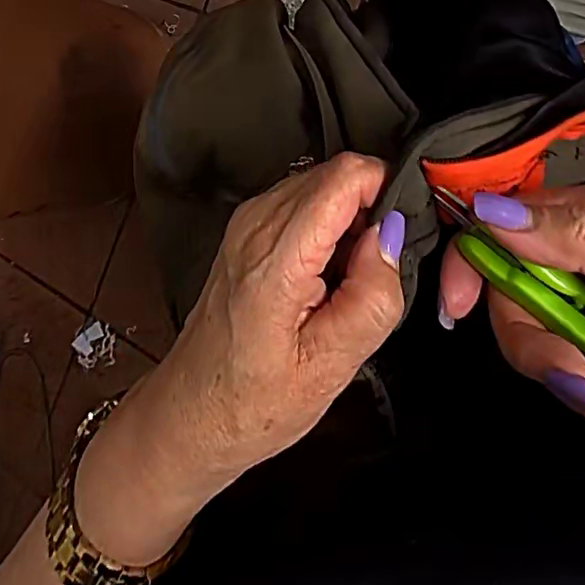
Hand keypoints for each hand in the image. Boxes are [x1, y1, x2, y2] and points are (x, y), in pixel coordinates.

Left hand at [76, 153, 405, 566]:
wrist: (190, 411)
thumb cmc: (248, 402)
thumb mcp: (333, 366)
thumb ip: (374, 294)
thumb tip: (392, 234)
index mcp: (275, 259)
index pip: (346, 175)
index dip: (385, 190)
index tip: (395, 230)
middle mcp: (256, 224)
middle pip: (339, 172)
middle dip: (371, 208)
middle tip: (368, 267)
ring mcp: (249, 219)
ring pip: (326, 182)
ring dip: (350, 218)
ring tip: (342, 277)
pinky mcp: (250, 224)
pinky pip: (308, 198)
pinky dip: (330, 224)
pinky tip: (323, 272)